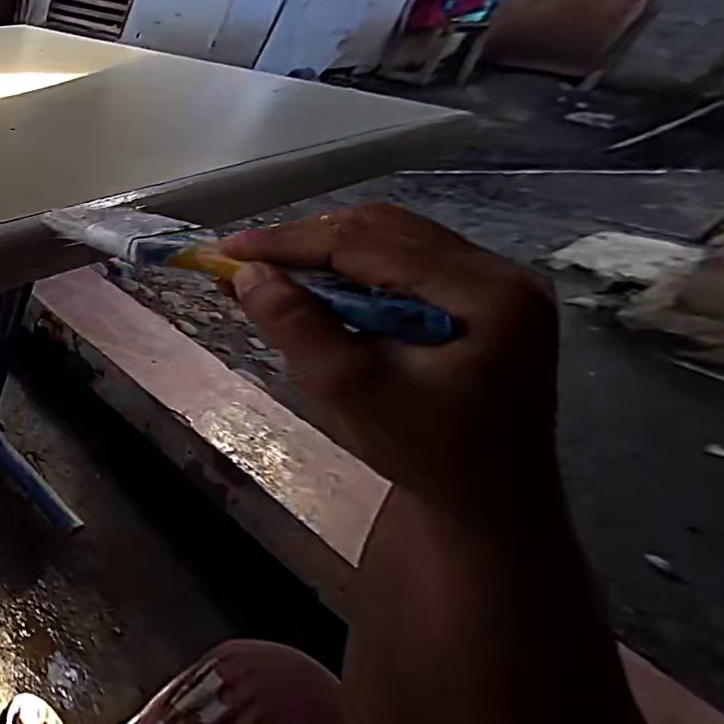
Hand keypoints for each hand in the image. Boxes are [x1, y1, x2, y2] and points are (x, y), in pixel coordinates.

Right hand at [219, 203, 561, 531]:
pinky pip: (397, 253)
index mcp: (483, 295)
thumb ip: (295, 325)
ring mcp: (492, 278)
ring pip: (385, 233)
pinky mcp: (475, 290)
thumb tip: (246, 273)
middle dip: (300, 239)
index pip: (365, 242)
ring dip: (319, 246)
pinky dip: (343, 260)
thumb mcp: (346, 390)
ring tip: (268, 268)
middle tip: (240, 259)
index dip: (287, 241)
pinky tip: (311, 281)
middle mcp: (497, 271)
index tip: (226, 251)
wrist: (485, 496)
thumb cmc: (419, 449)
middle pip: (378, 227)